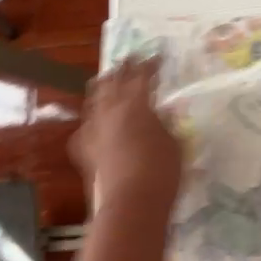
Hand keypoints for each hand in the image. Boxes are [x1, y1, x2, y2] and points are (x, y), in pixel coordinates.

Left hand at [71, 57, 181, 206]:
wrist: (132, 204)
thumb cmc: (162, 172)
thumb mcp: (174, 143)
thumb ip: (165, 124)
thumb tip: (159, 113)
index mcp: (136, 104)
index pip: (142, 76)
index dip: (150, 65)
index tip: (158, 56)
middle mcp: (110, 111)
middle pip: (113, 81)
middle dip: (122, 69)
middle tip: (129, 59)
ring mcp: (95, 130)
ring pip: (94, 100)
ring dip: (103, 88)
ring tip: (107, 81)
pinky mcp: (86, 151)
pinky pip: (86, 128)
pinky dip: (92, 120)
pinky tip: (94, 123)